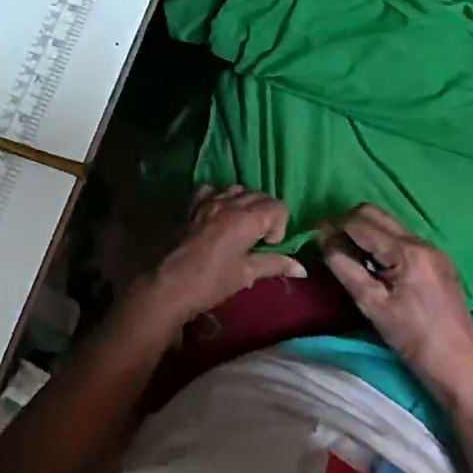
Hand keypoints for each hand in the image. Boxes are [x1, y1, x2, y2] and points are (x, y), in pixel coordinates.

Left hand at [136, 185, 306, 325]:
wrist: (169, 284)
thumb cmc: (212, 282)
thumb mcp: (246, 274)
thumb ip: (274, 264)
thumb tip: (302, 268)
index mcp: (247, 218)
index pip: (278, 205)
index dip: (280, 224)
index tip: (269, 244)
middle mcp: (229, 202)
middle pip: (260, 195)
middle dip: (266, 214)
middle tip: (259, 239)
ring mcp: (208, 200)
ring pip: (237, 189)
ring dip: (245, 203)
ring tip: (240, 228)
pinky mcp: (192, 205)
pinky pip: (211, 189)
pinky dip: (219, 197)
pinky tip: (217, 215)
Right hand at [321, 204, 472, 382]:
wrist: (460, 367)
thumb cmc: (412, 339)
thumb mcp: (371, 305)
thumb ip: (344, 267)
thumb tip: (323, 238)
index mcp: (406, 252)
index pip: (360, 222)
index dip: (333, 225)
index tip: (313, 233)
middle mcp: (421, 242)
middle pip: (375, 213)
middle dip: (348, 222)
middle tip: (329, 241)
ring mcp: (433, 250)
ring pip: (388, 224)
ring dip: (364, 231)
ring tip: (348, 254)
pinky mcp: (437, 260)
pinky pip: (401, 238)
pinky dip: (381, 242)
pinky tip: (373, 265)